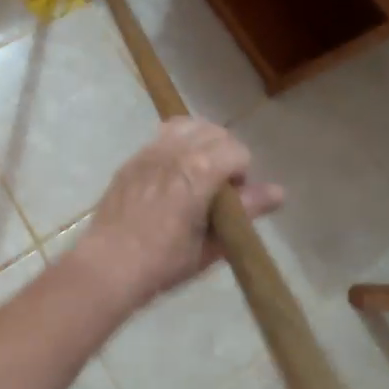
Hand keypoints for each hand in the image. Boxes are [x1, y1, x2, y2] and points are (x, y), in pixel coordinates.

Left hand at [67, 118, 285, 311]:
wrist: (109, 263)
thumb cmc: (164, 262)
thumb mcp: (212, 243)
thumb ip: (246, 211)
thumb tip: (279, 192)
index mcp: (197, 171)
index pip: (236, 150)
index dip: (243, 172)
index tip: (235, 199)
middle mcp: (173, 152)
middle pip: (213, 131)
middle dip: (226, 153)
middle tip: (221, 187)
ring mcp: (149, 152)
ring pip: (186, 125)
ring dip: (200, 142)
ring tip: (199, 174)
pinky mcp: (132, 159)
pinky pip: (161, 136)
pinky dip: (176, 144)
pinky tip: (173, 175)